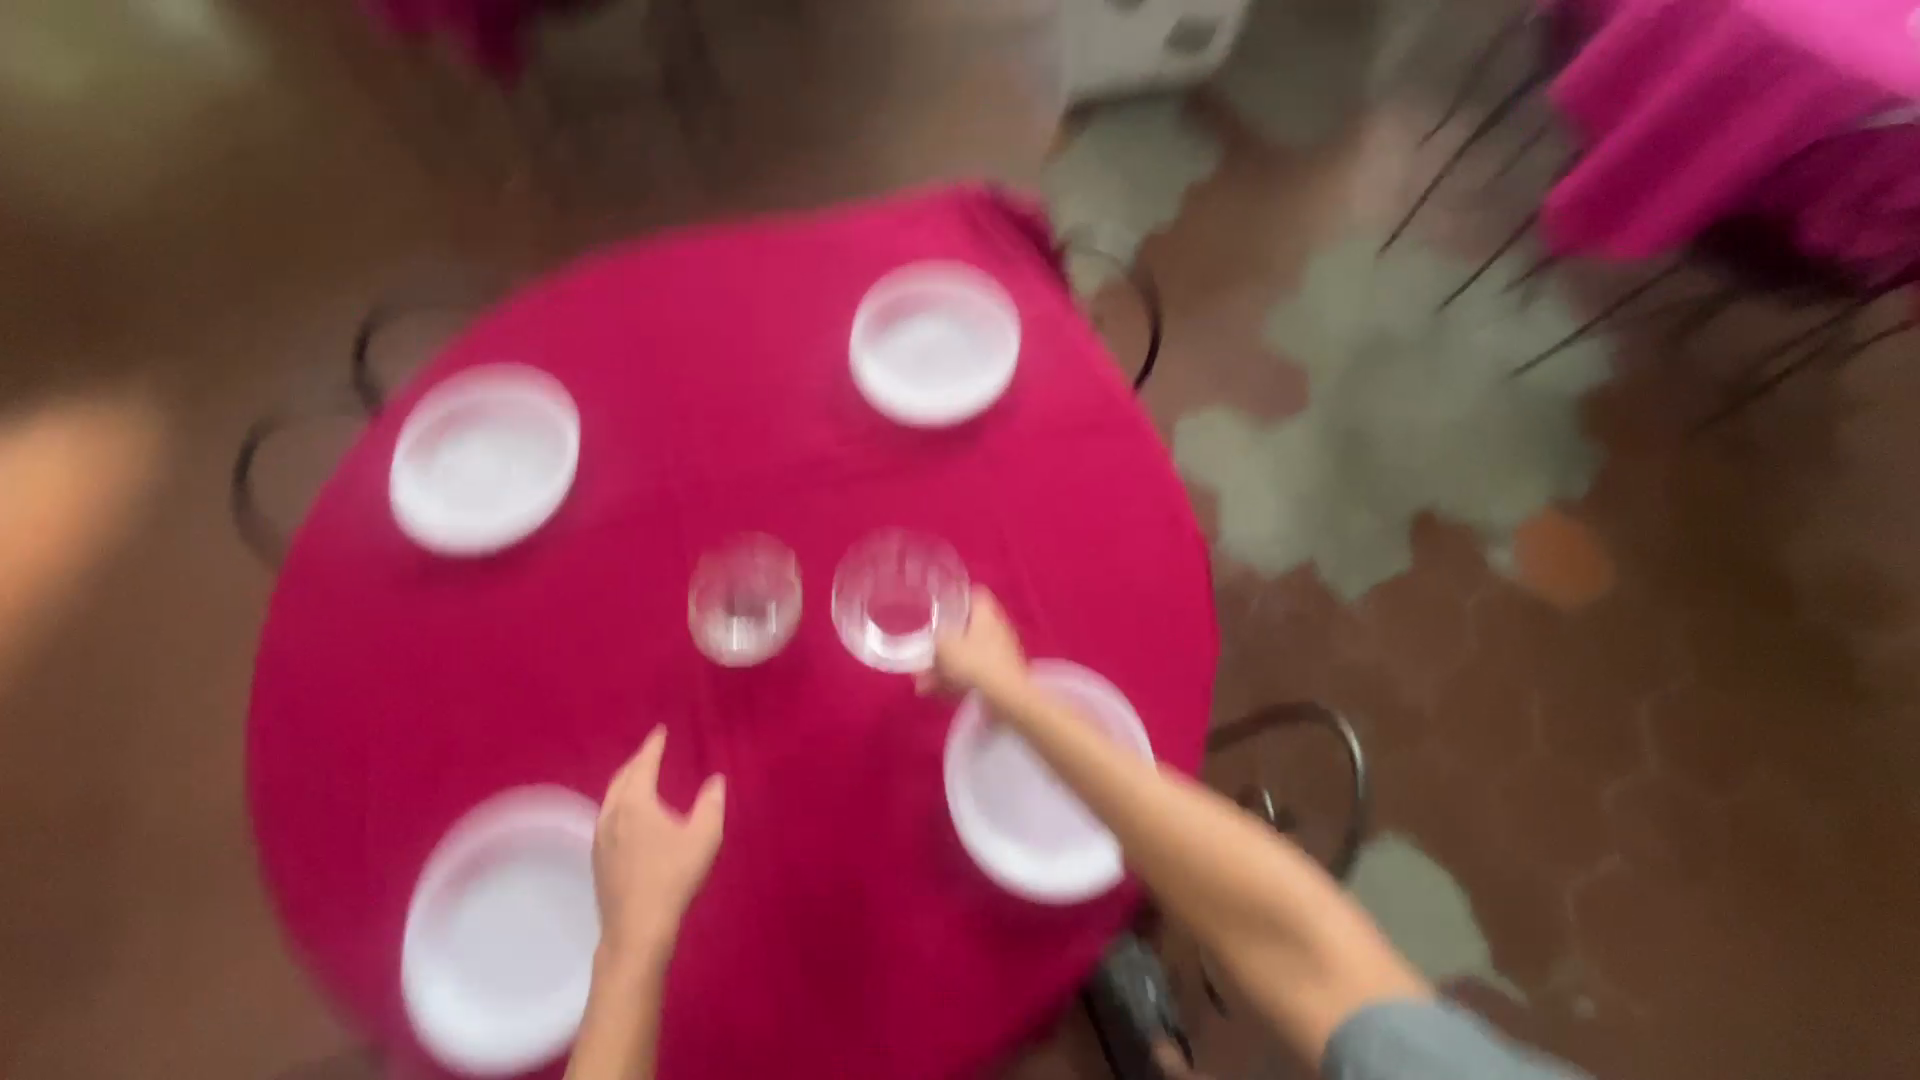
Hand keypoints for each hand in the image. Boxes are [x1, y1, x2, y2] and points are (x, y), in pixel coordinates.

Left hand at [592, 728, 725, 964]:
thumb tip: (715, 780)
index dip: (653, 745)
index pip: (644, 764)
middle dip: (637, 761)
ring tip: (641, 776)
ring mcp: (600, 837)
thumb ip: (711, 804)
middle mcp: (612, 814)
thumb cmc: (674, 877)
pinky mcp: (597, 858)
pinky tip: (629, 814)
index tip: (660, 731)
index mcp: (636, 803)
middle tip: (651, 750)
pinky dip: (620, 801)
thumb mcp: (705, 837)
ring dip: (626, 781)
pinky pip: (608, 814)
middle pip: (622, 777)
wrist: (637, 928)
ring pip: (611, 797)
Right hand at [916, 586, 1027, 698]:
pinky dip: (955, 681)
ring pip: (967, 655)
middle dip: (944, 644)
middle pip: (967, 629)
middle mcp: (996, 629)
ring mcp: (1000, 654)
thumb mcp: (945, 646)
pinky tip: (936, 694)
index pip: (975, 595)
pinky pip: (973, 673)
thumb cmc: (974, 663)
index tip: (940, 607)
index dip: (958, 598)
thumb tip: (932, 640)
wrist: (1006, 697)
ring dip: (944, 667)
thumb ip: (934, 640)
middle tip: (925, 654)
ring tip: (923, 683)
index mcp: (986, 614)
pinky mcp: (1000, 676)